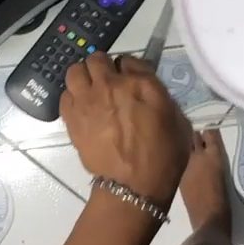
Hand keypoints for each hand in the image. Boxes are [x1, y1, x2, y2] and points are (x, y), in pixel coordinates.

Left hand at [61, 53, 190, 207]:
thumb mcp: (178, 120)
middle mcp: (112, 84)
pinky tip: (81, 108)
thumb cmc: (164, 156)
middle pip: (97, 58)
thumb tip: (149, 90)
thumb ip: (161, 96)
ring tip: (90, 91)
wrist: (134, 186)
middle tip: (108, 82)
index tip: (130, 79)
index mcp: (142, 83)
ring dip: (83, 77)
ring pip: (75, 70)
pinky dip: (72, 97)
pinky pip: (65, 94)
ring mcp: (88, 100)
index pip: (128, 59)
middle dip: (102, 67)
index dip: (129, 69)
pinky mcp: (72, 117)